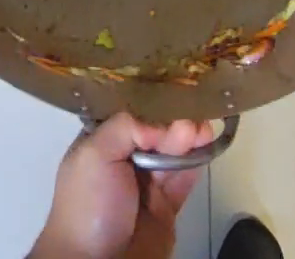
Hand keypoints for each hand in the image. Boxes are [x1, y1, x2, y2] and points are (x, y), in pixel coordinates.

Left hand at [29, 114, 214, 258]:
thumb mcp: (94, 154)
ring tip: (202, 128)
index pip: (129, 111)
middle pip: (155, 130)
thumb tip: (163, 124)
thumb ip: (127, 126)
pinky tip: (206, 145)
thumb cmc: (88, 204)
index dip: (151, 100)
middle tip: (191, 115)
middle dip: (174, 119)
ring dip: (188, 137)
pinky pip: (184, 177)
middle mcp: (124, 157)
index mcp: (101, 140)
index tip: (173, 87)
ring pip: (172, 151)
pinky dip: (196, 161)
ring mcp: (146, 183)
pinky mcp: (166, 206)